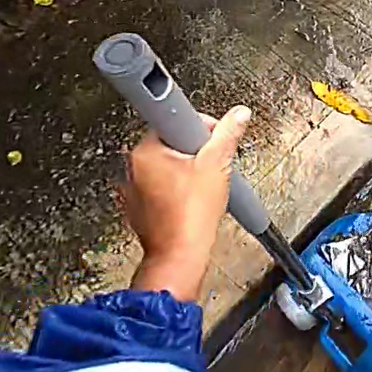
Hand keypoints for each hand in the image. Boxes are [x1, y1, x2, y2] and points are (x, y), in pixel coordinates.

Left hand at [121, 106, 251, 301]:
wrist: (179, 256)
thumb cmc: (191, 216)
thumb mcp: (217, 165)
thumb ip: (227, 135)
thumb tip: (238, 115)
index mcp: (147, 150)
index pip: (176, 122)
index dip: (201, 131)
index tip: (212, 143)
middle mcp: (133, 165)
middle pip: (172, 144)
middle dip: (195, 154)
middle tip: (210, 170)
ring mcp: (133, 187)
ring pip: (166, 166)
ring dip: (185, 172)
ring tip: (201, 189)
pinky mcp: (137, 205)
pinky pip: (159, 187)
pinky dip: (175, 190)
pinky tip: (189, 202)